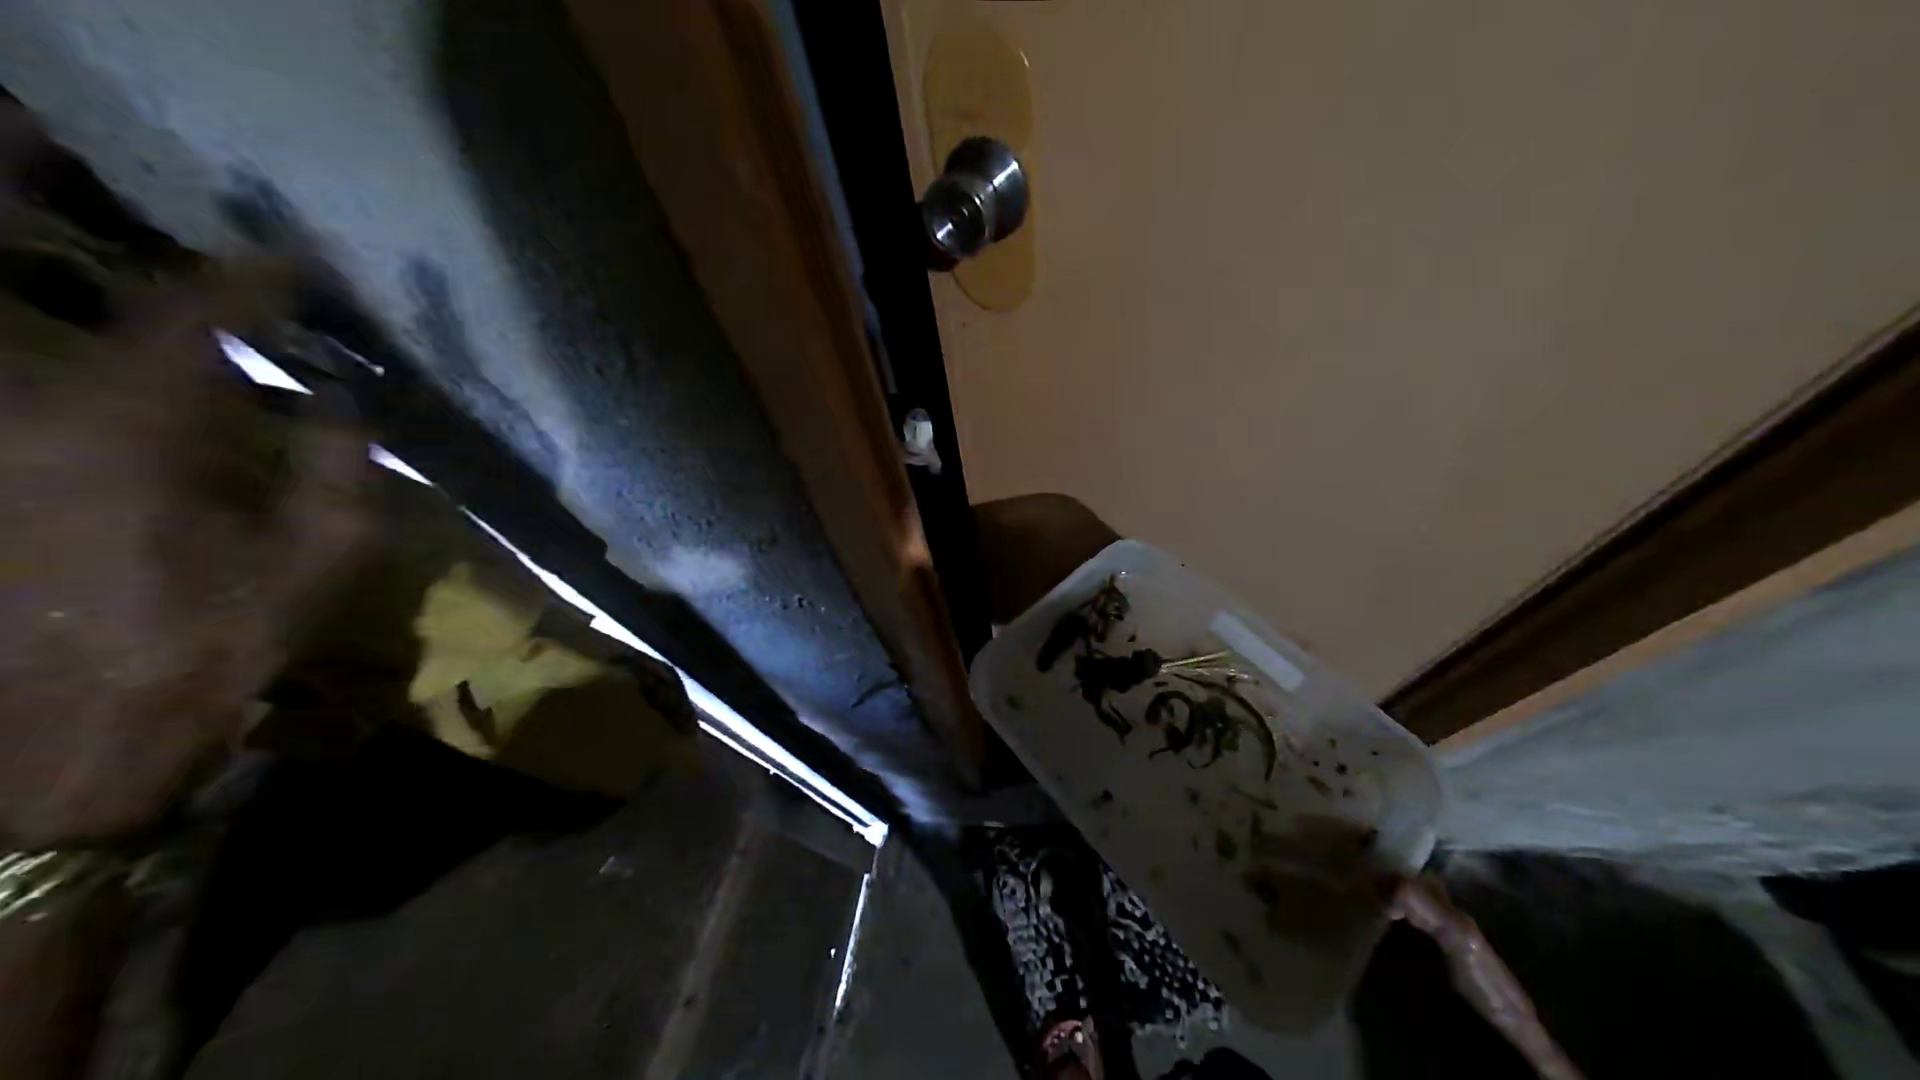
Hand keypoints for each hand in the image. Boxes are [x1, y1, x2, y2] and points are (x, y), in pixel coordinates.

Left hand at [0, 237, 365, 847]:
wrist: (58, 741)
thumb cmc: (208, 646)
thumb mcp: (318, 564)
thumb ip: (343, 469)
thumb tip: (345, 400)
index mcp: (133, 434)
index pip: (190, 317)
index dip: (250, 278)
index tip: (298, 259)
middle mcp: (21, 411)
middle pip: (13, 276)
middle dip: (29, 193)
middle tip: (62, 146)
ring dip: (12, 261)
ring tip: (42, 215)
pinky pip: (0, 383)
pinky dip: (16, 340)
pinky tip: (48, 330)